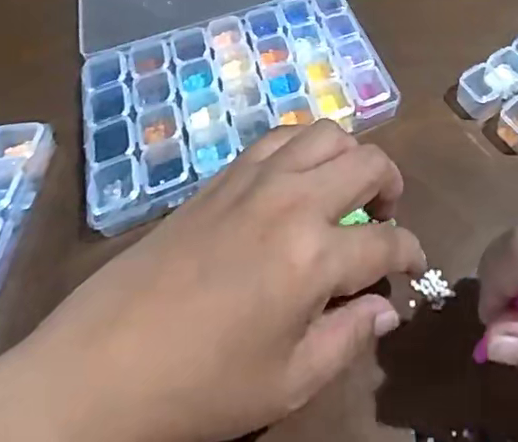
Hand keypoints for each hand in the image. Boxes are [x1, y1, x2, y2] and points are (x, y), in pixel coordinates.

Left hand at [0, 121, 425, 441]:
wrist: (104, 362)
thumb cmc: (200, 386)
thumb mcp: (287, 382)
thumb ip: (348, 337)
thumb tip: (387, 307)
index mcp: (313, 256)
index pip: (387, 241)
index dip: (411, 252)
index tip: (414, 266)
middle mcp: (292, 199)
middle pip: (368, 162)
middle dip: (392, 185)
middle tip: (385, 218)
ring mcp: (254, 178)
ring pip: (325, 132)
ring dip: (349, 155)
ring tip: (345, 190)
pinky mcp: (222, 174)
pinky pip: (278, 137)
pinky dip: (304, 146)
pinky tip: (297, 179)